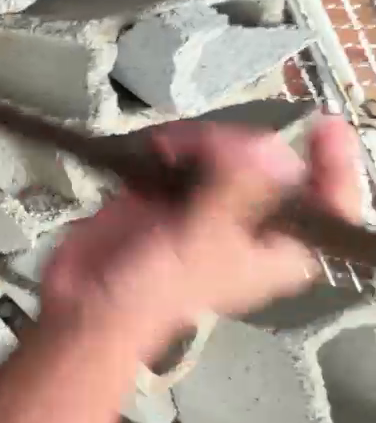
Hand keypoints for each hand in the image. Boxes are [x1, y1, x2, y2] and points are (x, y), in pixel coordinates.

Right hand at [41, 117, 363, 351]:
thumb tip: (265, 148)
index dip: (333, 163)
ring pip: (212, 159)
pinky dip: (155, 150)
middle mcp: (244, 221)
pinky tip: (144, 149)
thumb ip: (235, 193)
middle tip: (196, 142)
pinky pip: (165, 163)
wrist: (88, 297)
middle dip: (231, 146)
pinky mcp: (152, 200)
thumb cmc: (158, 287)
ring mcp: (196, 208)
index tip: (324, 125)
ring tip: (162, 144)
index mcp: (279, 242)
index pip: (327, 200)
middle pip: (260, 166)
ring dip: (190, 143)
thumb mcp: (205, 242)